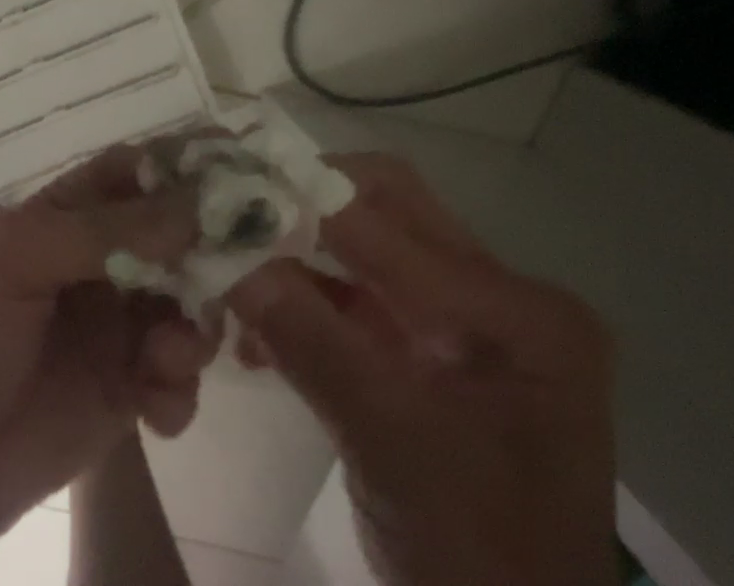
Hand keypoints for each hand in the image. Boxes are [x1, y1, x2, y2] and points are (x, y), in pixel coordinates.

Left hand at [0, 141, 218, 524]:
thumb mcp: (11, 261)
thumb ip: (100, 231)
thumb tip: (197, 207)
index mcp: (59, 219)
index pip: (129, 174)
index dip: (180, 168)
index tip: (237, 177)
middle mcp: (97, 262)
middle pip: (175, 237)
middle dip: (208, 255)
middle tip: (233, 277)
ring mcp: (117, 325)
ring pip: (190, 304)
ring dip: (193, 329)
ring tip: (163, 359)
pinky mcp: (132, 386)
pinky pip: (183, 372)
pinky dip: (180, 387)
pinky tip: (154, 411)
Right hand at [228, 154, 615, 585]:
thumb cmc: (479, 548)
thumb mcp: (392, 443)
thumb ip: (310, 341)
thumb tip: (223, 257)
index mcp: (517, 312)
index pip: (390, 220)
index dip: (296, 198)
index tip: (215, 186)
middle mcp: (499, 299)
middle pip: (382, 212)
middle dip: (296, 204)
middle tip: (218, 211)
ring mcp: (464, 328)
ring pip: (360, 252)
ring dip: (290, 255)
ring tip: (221, 270)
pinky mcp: (428, 357)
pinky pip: (354, 302)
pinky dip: (300, 301)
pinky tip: (251, 331)